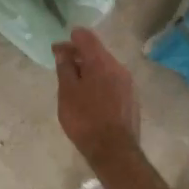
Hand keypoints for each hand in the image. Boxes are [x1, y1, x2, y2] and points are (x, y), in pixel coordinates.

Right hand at [54, 27, 140, 170]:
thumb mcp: (67, 92)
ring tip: (74, 83)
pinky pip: (112, 81)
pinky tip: (90, 96)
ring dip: (89, 69)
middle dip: (78, 55)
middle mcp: (119, 67)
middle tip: (61, 66)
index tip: (56, 50)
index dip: (69, 40)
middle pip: (97, 51)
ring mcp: (128, 84)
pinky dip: (99, 81)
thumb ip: (65, 68)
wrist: (114, 151)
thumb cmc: (85, 119)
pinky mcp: (131, 99)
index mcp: (101, 62)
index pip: (85, 37)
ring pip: (105, 67)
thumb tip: (63, 52)